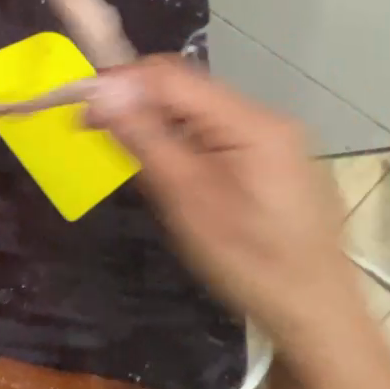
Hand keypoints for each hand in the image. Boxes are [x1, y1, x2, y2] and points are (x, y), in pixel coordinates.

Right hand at [86, 57, 364, 352]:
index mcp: (252, 124)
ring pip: (187, 106)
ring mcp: (266, 137)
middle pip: (179, 86)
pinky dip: (167, 134)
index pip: (168, 76)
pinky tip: (153, 160)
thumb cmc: (248, 259)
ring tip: (115, 146)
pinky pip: (201, 126)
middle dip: (127, 99)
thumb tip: (99, 90)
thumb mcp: (185, 197)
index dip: (116, 82)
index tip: (75, 106)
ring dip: (145, 118)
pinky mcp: (261, 155)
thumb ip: (143, 137)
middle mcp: (263, 119)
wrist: (314, 312)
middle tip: (88, 127)